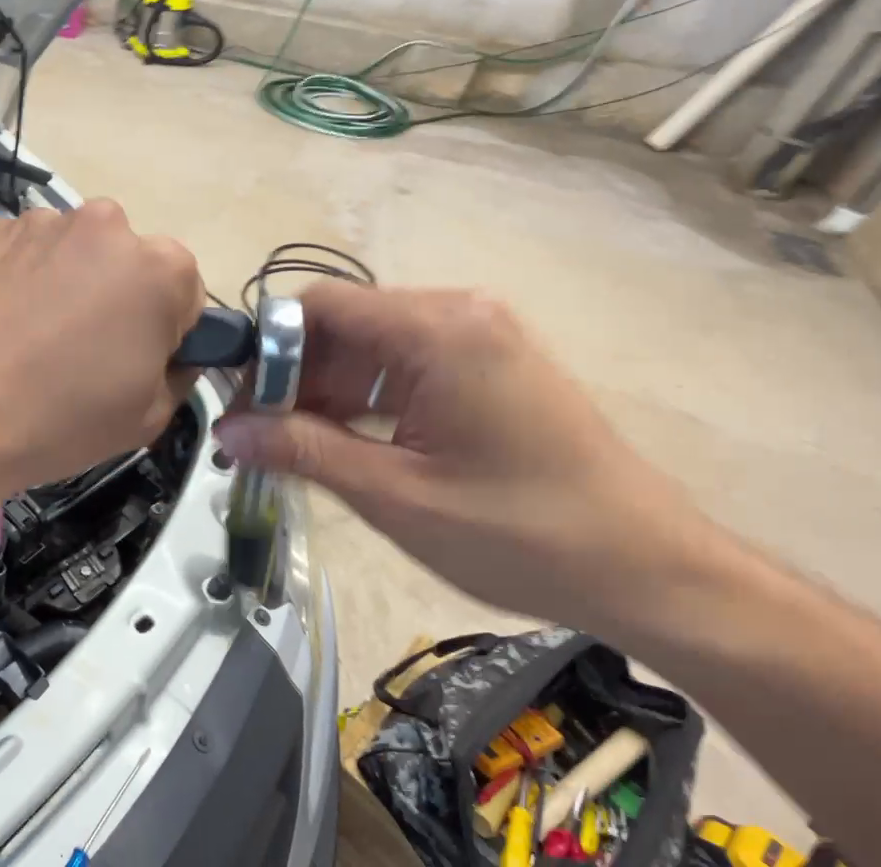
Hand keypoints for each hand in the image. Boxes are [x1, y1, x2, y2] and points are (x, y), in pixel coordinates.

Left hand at [0, 199, 203, 526]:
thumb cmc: (54, 422)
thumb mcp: (147, 418)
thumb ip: (179, 371)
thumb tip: (170, 351)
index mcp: (158, 267)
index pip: (183, 290)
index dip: (162, 329)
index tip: (131, 360)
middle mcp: (102, 225)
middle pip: (124, 260)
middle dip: (111, 295)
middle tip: (77, 351)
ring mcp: (35, 223)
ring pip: (67, 252)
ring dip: (60, 282)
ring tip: (25, 339)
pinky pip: (16, 252)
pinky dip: (12, 278)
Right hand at [213, 283, 705, 629]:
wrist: (654, 573)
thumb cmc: (523, 535)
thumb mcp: (396, 496)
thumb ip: (302, 451)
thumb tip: (226, 430)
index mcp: (440, 331)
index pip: (319, 306)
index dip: (267, 351)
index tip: (238, 407)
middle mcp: (460, 315)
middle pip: (342, 325)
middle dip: (292, 379)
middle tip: (257, 440)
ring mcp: (480, 339)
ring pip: (369, 349)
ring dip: (325, 395)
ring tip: (293, 452)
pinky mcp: (490, 368)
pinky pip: (403, 367)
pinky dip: (365, 402)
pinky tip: (344, 447)